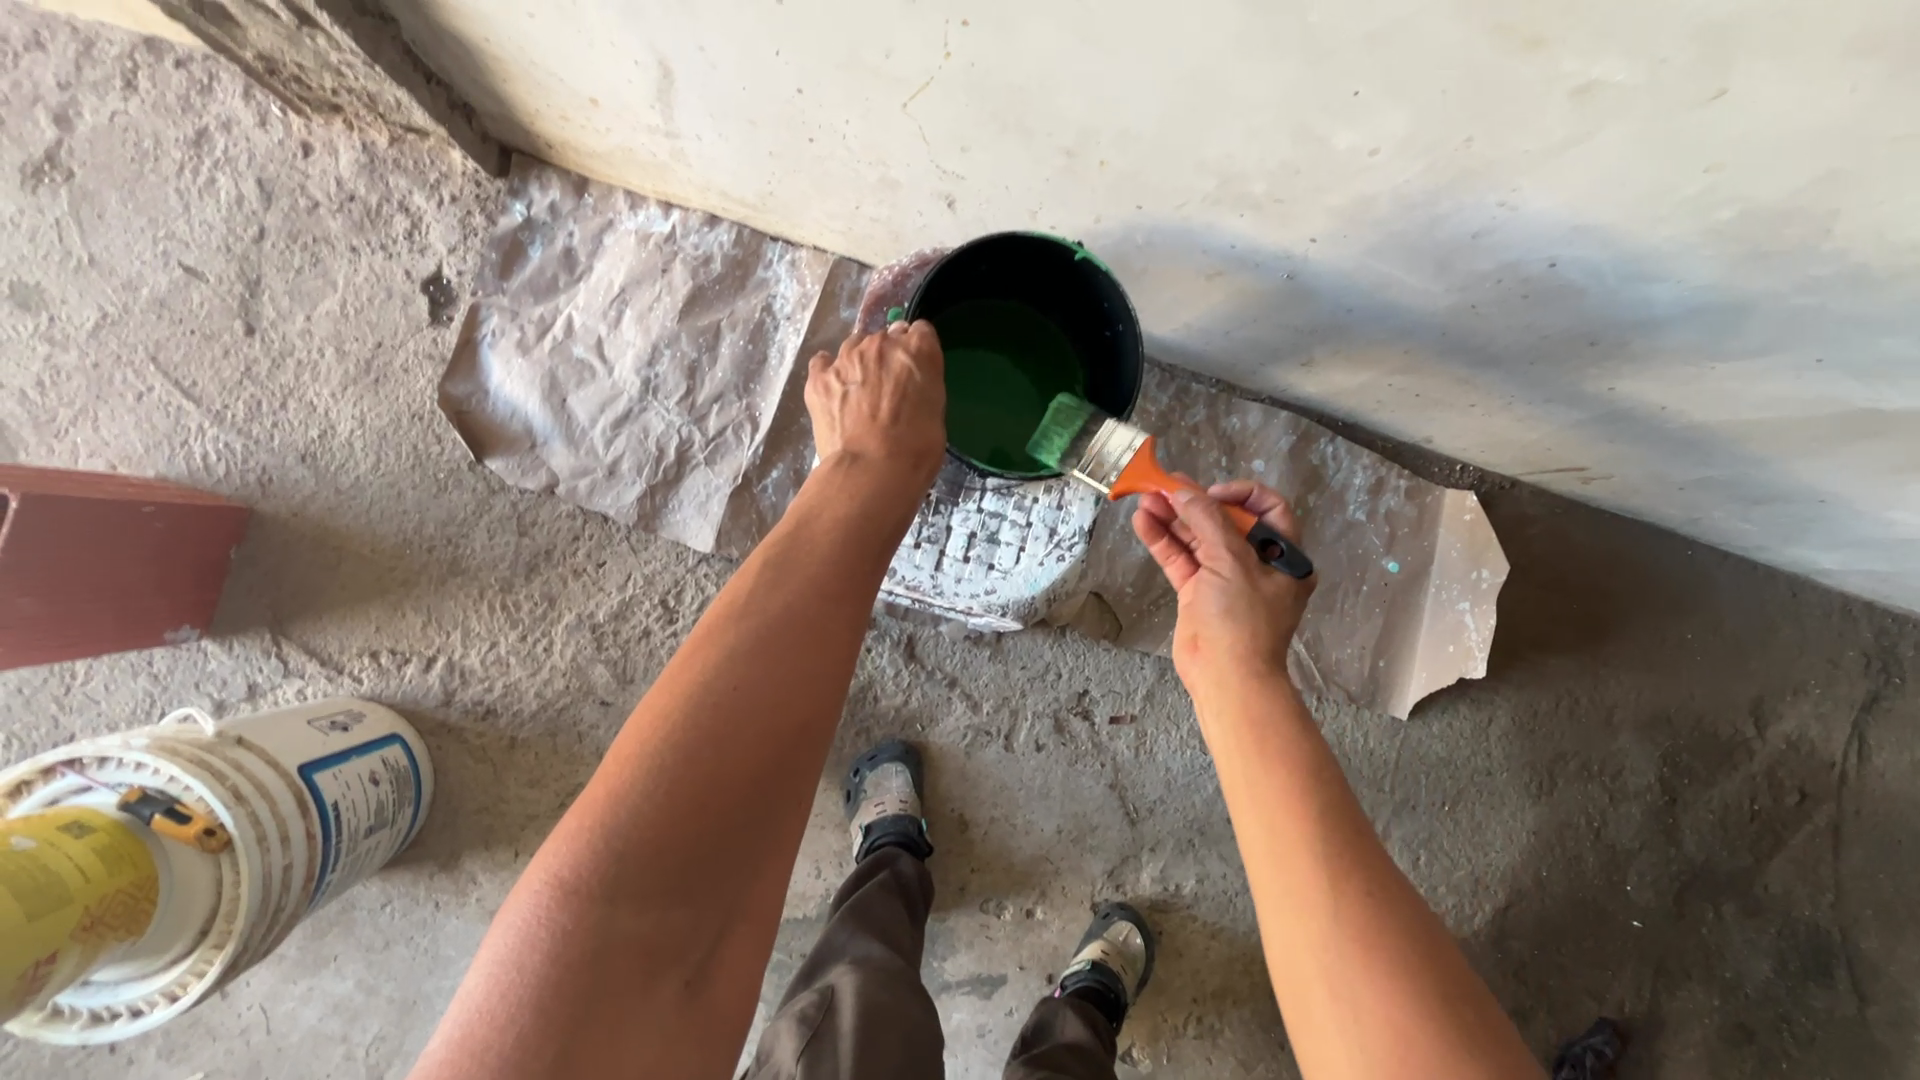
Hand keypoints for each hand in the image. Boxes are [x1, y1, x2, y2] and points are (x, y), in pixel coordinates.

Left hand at [805, 320, 946, 488]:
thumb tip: (909, 387)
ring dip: (858, 364)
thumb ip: (922, 387)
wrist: (872, 471)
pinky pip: (822, 363)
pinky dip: (828, 374)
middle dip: (887, 358)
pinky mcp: (818, 377)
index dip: (917, 351)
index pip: (921, 332)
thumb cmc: (916, 450)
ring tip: (858, 394)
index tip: (915, 371)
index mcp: (918, 350)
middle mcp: (881, 343)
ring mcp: (846, 357)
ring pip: (853, 347)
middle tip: (887, 389)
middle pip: (884, 338)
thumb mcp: (936, 413)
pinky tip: (833, 392)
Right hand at [1132, 480, 1316, 687]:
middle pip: (1224, 521)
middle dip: (1195, 502)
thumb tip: (1183, 492)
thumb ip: (1207, 521)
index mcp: (1284, 556)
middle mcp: (1256, 563)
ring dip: (1172, 519)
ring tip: (1146, 499)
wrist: (1227, 678)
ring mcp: (1224, 579)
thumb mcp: (1231, 563)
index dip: (1240, 495)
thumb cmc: (1243, 620)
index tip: (1211, 493)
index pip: (1268, 509)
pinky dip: (1162, 541)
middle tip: (1165, 484)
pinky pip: (1180, 560)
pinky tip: (1143, 523)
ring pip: (1197, 539)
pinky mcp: (1197, 593)